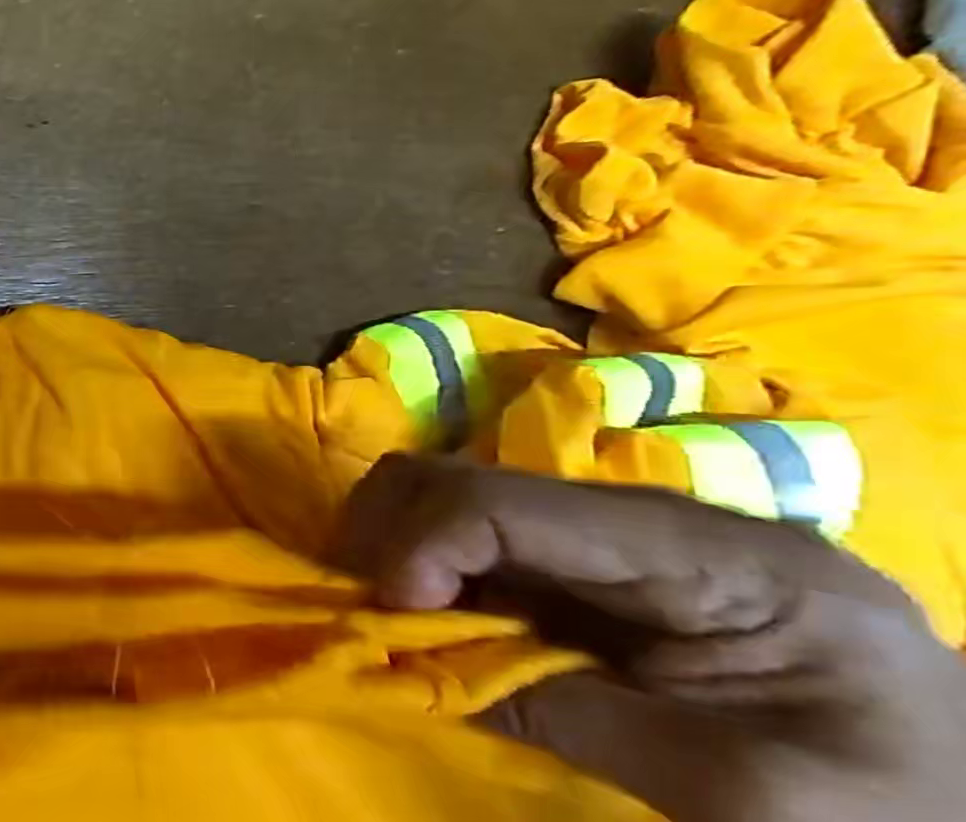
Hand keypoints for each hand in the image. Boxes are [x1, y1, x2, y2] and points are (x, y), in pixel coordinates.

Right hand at [333, 454, 965, 821]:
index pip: (514, 504)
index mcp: (703, 552)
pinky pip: (468, 538)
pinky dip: (419, 565)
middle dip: (392, 531)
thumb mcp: (744, 792)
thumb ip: (572, 716)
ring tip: (390, 612)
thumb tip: (420, 665)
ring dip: (393, 541)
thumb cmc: (891, 811)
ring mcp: (601, 533)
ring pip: (447, 491)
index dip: (427, 542)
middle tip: (371, 607)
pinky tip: (421, 611)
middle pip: (462, 475)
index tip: (392, 611)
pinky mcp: (580, 560)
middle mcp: (634, 514)